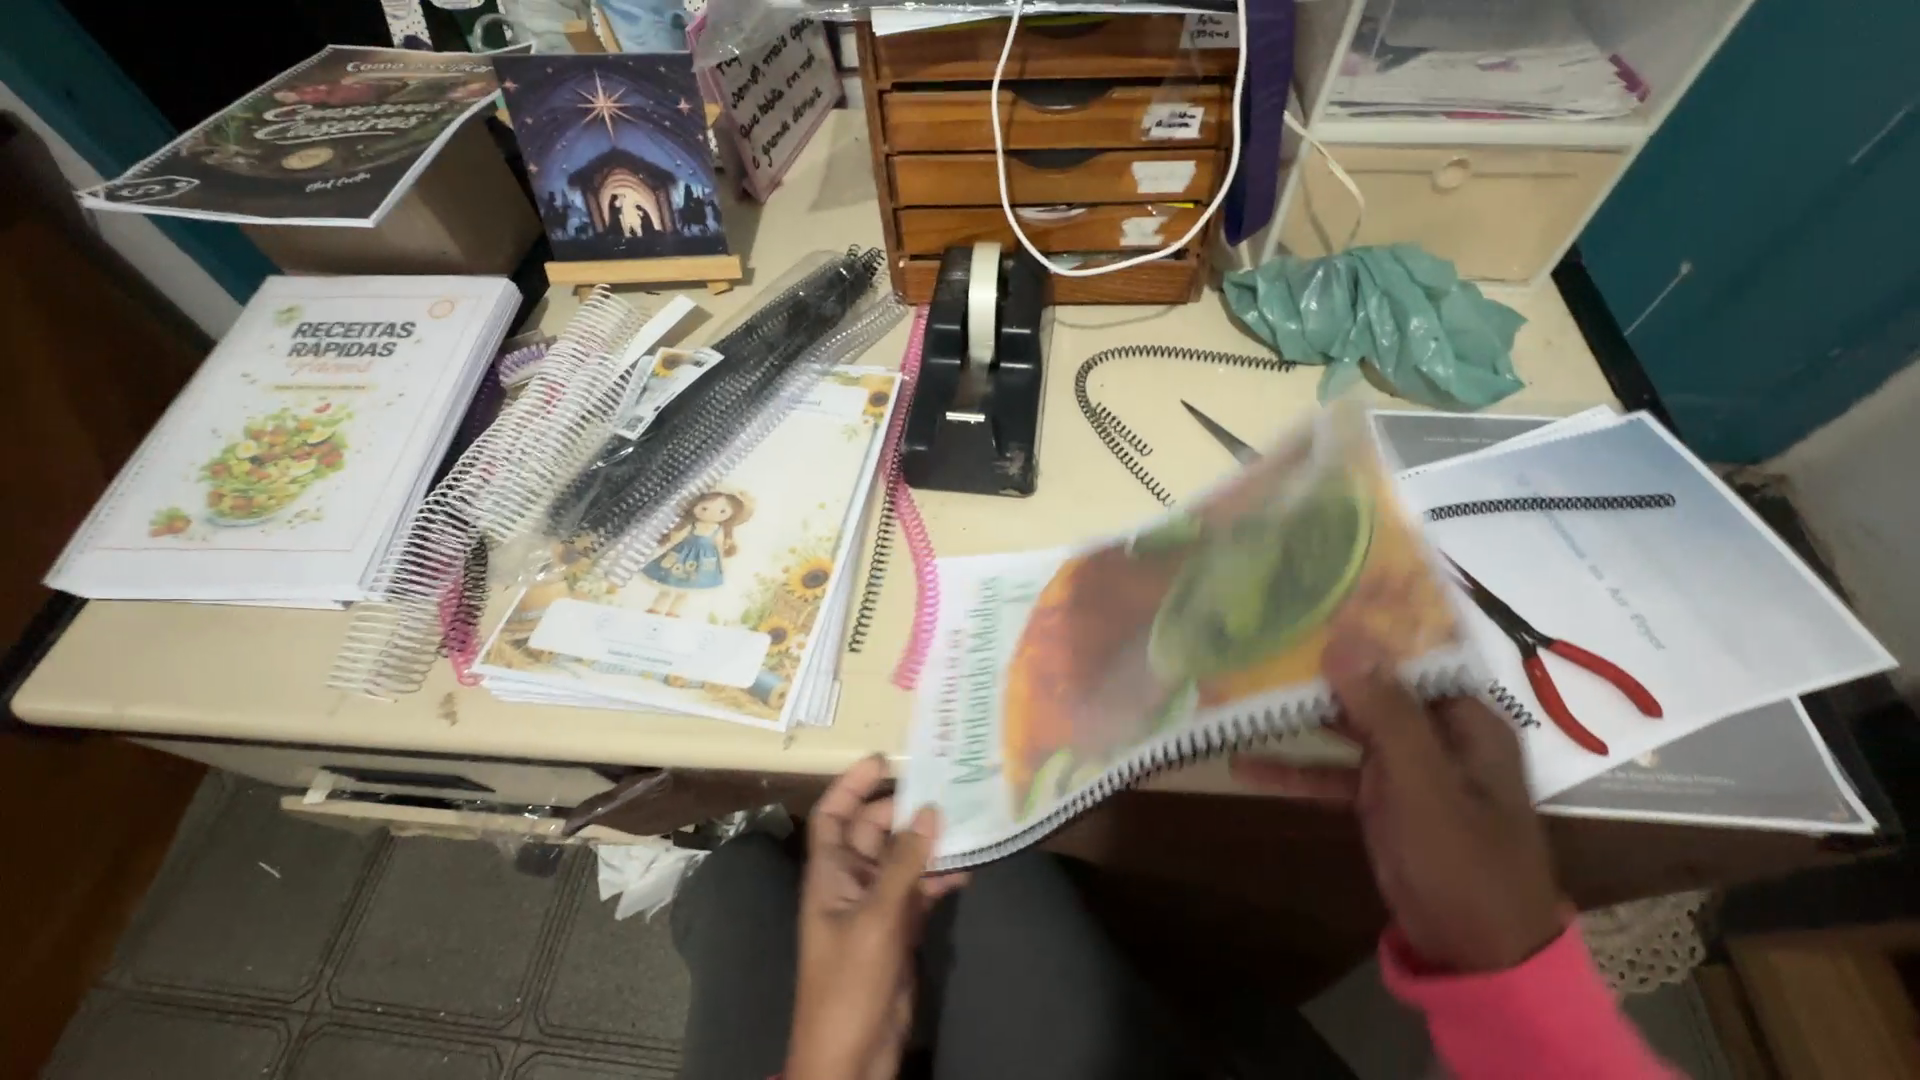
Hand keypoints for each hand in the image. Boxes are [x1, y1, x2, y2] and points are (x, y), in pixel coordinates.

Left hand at [787, 756, 966, 1079]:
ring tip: (965, 819)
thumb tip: (929, 811)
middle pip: (874, 831)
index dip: (852, 785)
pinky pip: (921, 889)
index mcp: (830, 875)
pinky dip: (941, 877)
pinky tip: (968, 867)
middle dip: (904, 809)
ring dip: (929, 841)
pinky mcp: (901, 929)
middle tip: (945, 787)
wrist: (852, 1057)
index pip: (833, 816)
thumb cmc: (850, 983)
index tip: (884, 759)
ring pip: (903, 859)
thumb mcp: (876, 919)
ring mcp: (877, 907)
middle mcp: (851, 883)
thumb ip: (903, 864)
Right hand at [1232, 634, 1564, 973]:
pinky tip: (1243, 766)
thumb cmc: (1463, 862)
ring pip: (1346, 727)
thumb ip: (1385, 713)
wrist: (1477, 953)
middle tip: (1261, 637)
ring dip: (1299, 716)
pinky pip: (1331, 773)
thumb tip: (1345, 639)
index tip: (1313, 599)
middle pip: (1372, 686)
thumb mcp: (1422, 784)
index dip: (1368, 626)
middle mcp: (1435, 733)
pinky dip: (1294, 770)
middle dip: (1320, 668)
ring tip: (1242, 689)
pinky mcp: (1381, 799)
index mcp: (1464, 719)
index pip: (1415, 654)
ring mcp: (1406, 767)